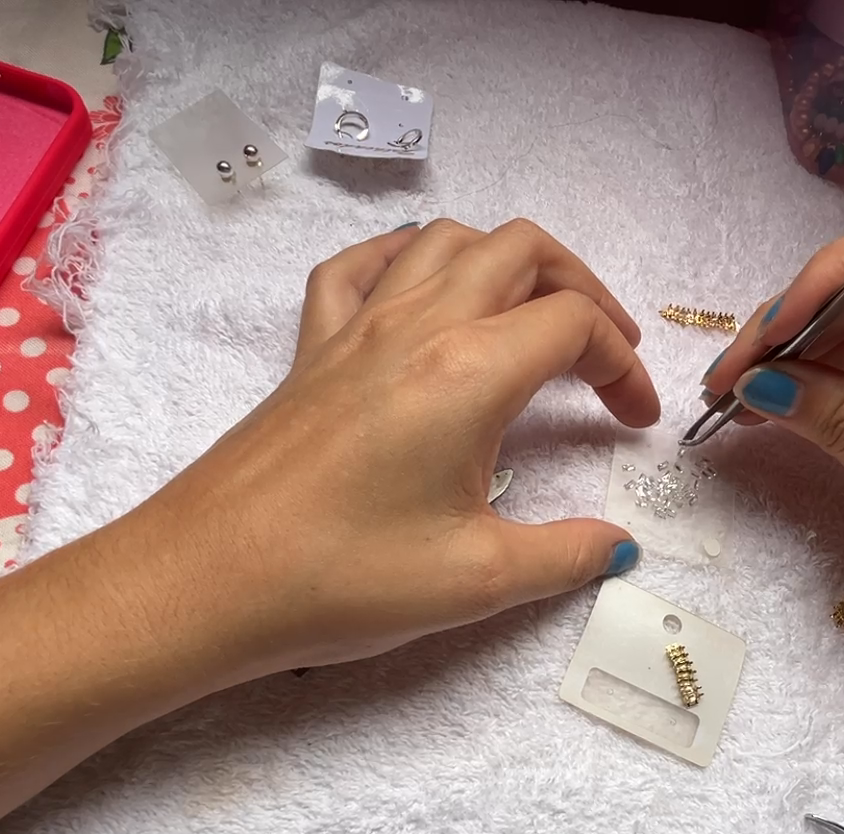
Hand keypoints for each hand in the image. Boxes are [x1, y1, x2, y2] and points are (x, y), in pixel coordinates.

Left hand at [102, 219, 658, 686]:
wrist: (207, 582)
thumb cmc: (344, 579)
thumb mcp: (477, 581)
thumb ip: (567, 555)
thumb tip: (621, 548)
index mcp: (468, 372)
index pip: (574, 325)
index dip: (623, 365)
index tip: (636, 420)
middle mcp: (416, 325)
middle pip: (522, 252)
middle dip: (583, 289)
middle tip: (606, 353)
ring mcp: (355, 325)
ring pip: (448, 241)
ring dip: (509, 264)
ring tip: (533, 319)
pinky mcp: (311, 345)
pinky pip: (364, 265)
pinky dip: (411, 261)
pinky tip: (425, 295)